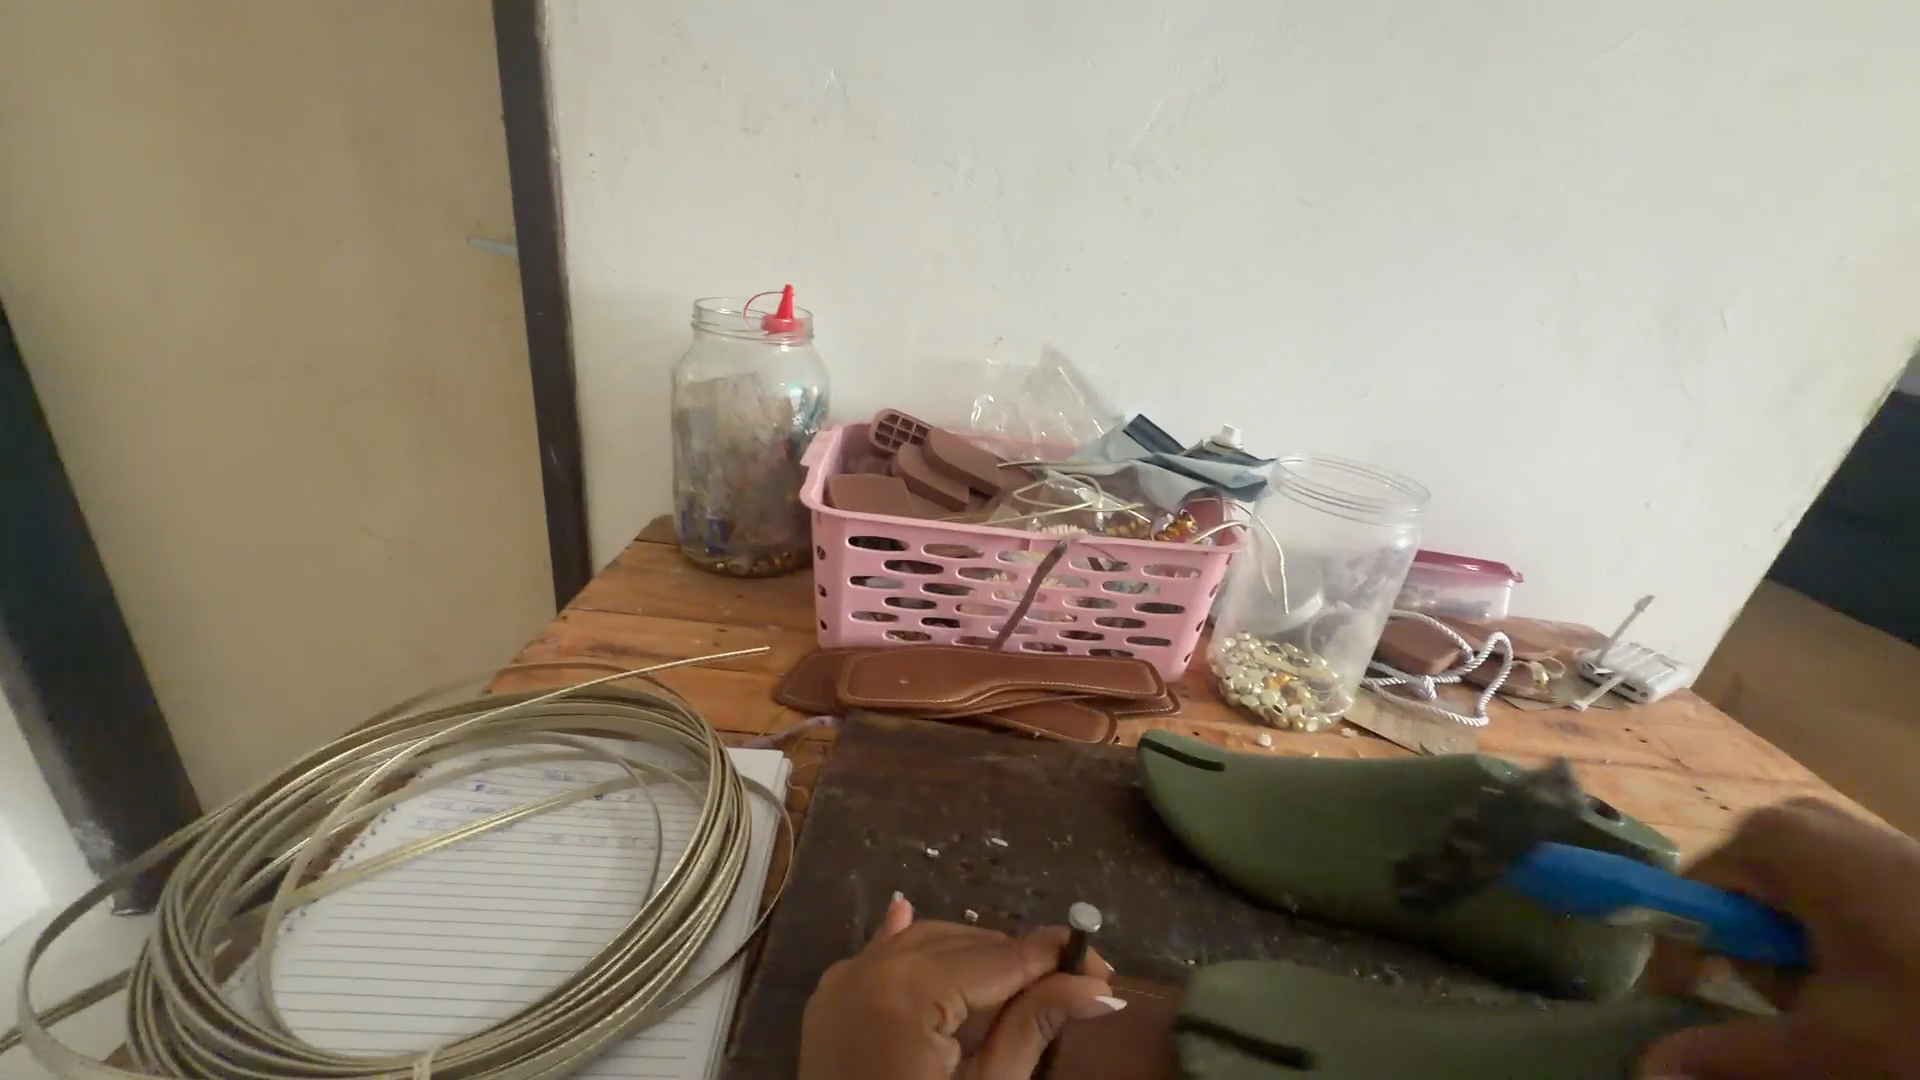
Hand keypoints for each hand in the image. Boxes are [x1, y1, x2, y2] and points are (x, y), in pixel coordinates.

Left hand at [799, 894, 1124, 1078]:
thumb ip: (1033, 1027)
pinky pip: (880, 953)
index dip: (1052, 959)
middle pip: (963, 946)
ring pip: (926, 942)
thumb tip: (1096, 988)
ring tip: (1027, 975)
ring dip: (974, 953)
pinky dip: (911, 943)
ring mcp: (843, 980)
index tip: (1100, 964)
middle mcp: (870, 968)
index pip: (996, 960)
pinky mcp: (830, 998)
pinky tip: (913, 912)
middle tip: (1075, 979)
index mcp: (908, 992)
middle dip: (1018, 959)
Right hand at [1639, 798, 1919, 1078]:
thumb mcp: (1838, 1046)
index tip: (1694, 1009)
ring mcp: (1854, 832)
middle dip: (1766, 963)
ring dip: (1805, 959)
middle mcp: (1799, 819)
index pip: (1686, 899)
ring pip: (1785, 901)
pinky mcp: (1895, 852)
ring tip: (1860, 1003)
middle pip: (1739, 899)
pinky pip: (1833, 894)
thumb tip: (1647, 1069)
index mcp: (1769, 841)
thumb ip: (1734, 1053)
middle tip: (1815, 1013)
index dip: (1686, 960)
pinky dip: (1845, 944)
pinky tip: (1890, 980)